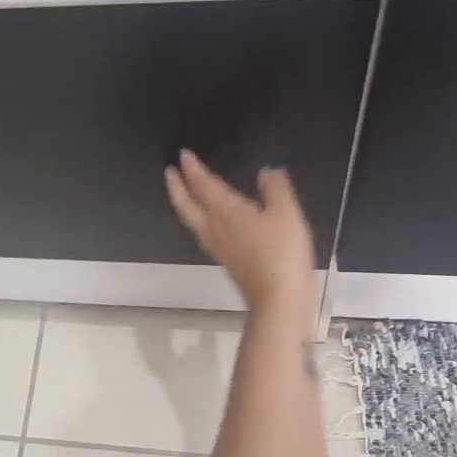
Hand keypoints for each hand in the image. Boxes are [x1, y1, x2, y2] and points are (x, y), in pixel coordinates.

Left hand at [164, 150, 316, 316]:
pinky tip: (206, 222)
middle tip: (169, 172)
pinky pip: (202, 233)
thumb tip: (266, 170)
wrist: (278, 300)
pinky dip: (197, 219)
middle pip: (188, 205)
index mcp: (226, 211)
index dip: (193, 169)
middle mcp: (214, 227)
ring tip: (181, 192)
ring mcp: (217, 247)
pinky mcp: (225, 261)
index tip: (183, 155)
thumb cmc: (282, 253)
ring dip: (183, 203)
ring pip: (192, 220)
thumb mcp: (286, 215)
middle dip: (177, 187)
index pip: (203, 185)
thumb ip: (275, 189)